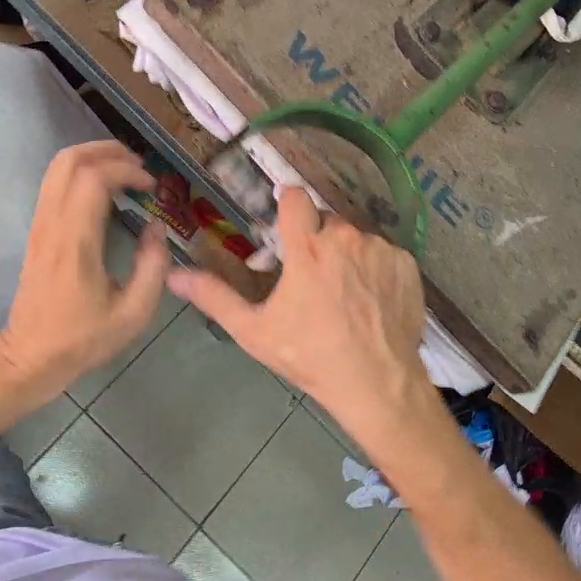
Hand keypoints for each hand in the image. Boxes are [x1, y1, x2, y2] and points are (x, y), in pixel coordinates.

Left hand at [0, 142, 169, 399]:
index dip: (126, 170)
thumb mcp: (133, 313)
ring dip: (92, 157)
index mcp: (77, 243)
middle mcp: (53, 225)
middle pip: (70, 160)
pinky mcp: (36, 230)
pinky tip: (104, 189)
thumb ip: (153, 267)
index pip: (94, 179)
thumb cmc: (84, 338)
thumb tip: (157, 228)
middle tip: (138, 166)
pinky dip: (81, 172)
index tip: (151, 186)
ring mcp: (40, 225)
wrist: (30, 357)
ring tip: (124, 171)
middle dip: (108, 151)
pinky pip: (54, 184)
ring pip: (57, 167)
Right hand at [169, 189, 431, 441]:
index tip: (284, 220)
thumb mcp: (255, 331)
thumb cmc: (310, 357)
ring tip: (344, 293)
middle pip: (325, 221)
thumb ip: (215, 298)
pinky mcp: (406, 263)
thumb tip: (174, 276)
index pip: (294, 197)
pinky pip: (384, 253)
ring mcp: (380, 249)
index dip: (287, 204)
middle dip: (317, 240)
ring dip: (347, 254)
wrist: (377, 383)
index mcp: (307, 249)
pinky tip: (371, 299)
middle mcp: (345, 238)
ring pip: (356, 237)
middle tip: (312, 277)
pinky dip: (375, 269)